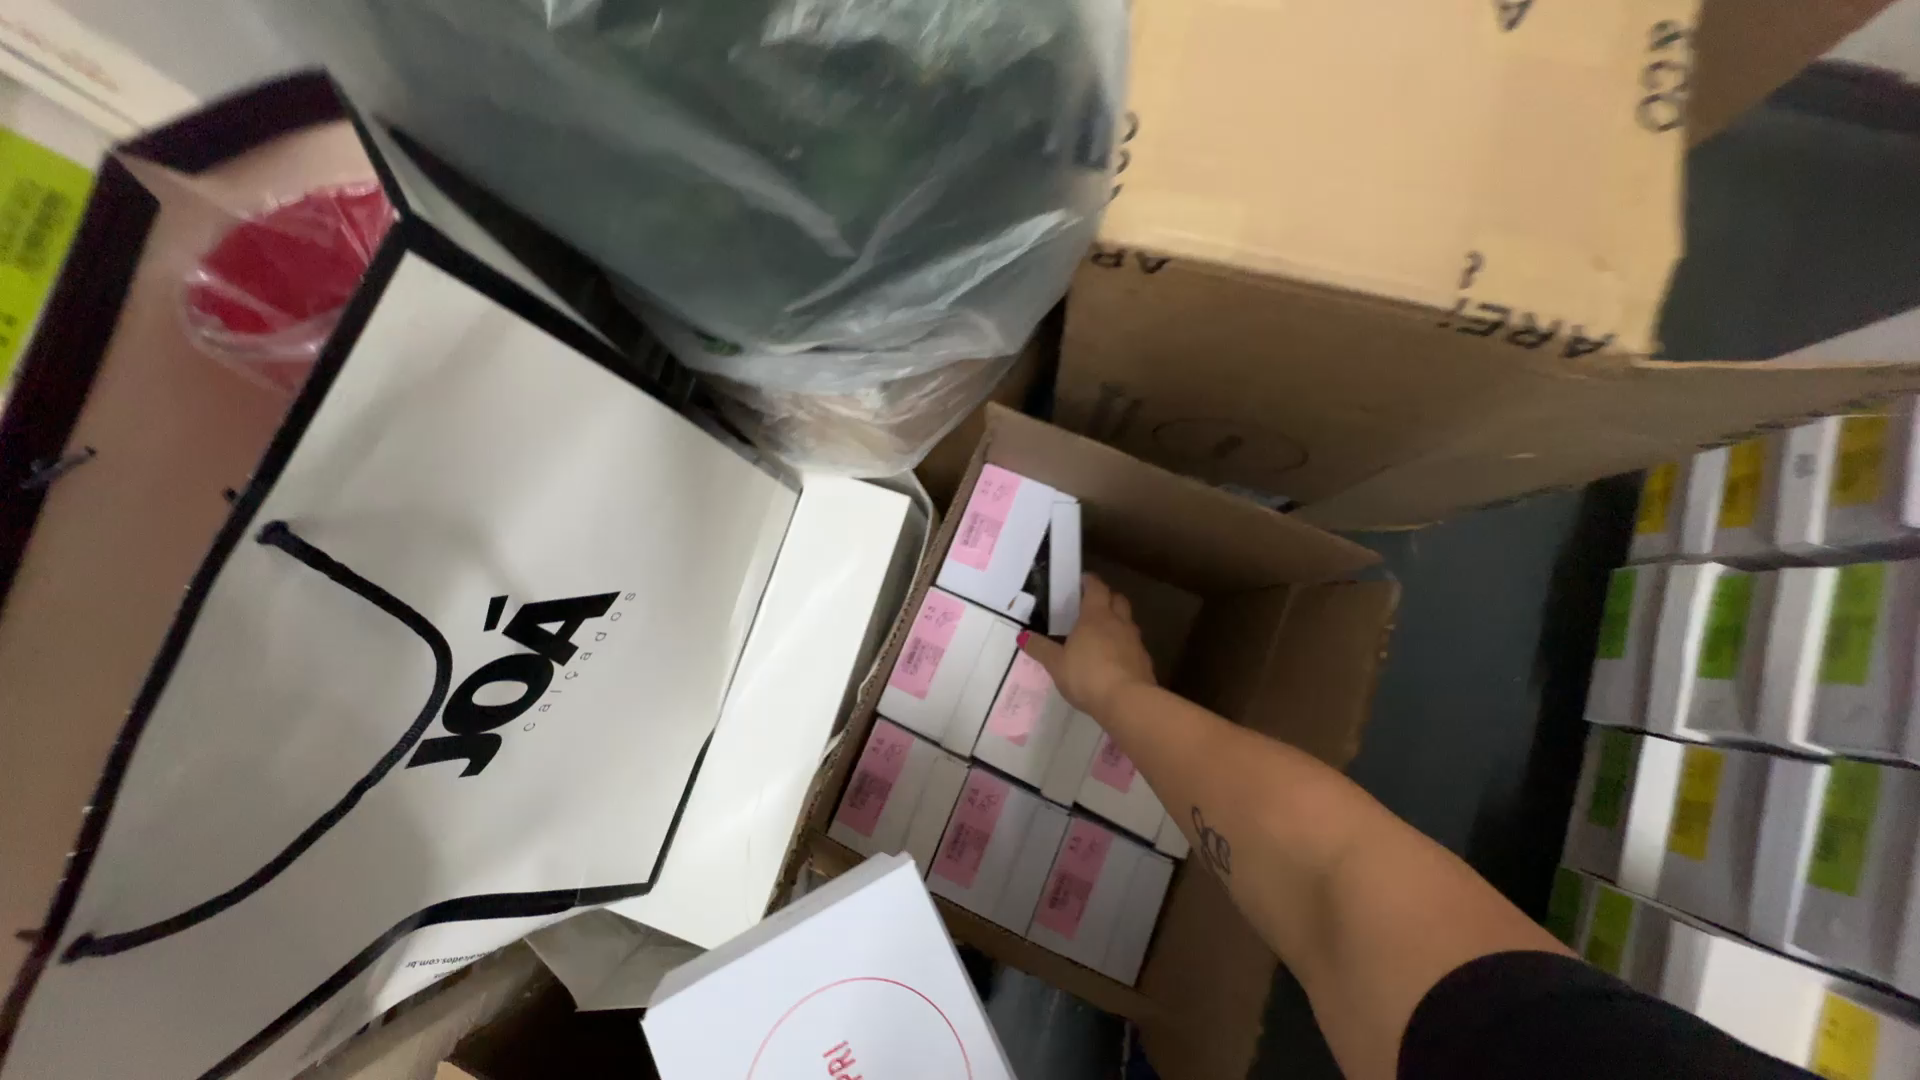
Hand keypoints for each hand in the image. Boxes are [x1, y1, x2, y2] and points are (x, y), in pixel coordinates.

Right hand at [1021, 574, 1155, 717]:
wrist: (1128, 701)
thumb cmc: (1087, 675)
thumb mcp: (1056, 664)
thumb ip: (1040, 649)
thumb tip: (1023, 636)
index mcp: (1095, 616)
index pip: (1095, 588)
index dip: (1089, 581)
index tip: (1082, 581)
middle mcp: (1118, 623)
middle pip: (1117, 599)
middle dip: (1107, 597)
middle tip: (1092, 604)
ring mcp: (1134, 641)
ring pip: (1128, 622)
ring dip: (1117, 621)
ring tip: (1102, 633)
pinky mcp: (1144, 661)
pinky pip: (1133, 645)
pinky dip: (1124, 646)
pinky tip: (1114, 659)